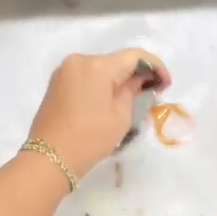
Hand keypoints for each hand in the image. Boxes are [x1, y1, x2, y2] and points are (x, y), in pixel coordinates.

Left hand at [28, 49, 168, 175]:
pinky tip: (109, 100)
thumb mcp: (120, 116)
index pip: (135, 56)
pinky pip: (86, 77)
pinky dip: (100, 84)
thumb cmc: (89, 139)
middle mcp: (79, 60)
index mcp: (97, 65)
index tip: (166, 85)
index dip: (155, 67)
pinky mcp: (56, 84)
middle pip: (116, 61)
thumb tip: (138, 81)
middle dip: (135, 74)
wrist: (49, 159)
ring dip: (117, 79)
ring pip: (100, 68)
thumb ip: (132, 92)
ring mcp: (64, 71)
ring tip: (132, 98)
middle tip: (152, 92)